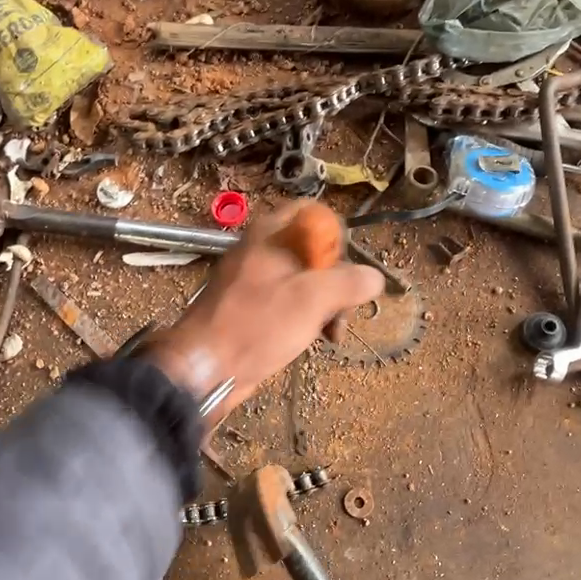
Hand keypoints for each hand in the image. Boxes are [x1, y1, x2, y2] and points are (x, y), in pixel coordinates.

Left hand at [143, 201, 381, 420]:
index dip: (336, 238)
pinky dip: (306, 317)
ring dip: (326, 304)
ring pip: (304, 280)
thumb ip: (349, 283)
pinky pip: (289, 303)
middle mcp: (261, 250)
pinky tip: (314, 339)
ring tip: (332, 333)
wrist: (205, 367)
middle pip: (314, 250)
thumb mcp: (312, 300)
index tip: (346, 269)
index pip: (313, 213)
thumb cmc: (257, 325)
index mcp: (270, 233)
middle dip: (337, 280)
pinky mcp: (251, 308)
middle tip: (344, 309)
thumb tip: (375, 278)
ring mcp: (254, 280)